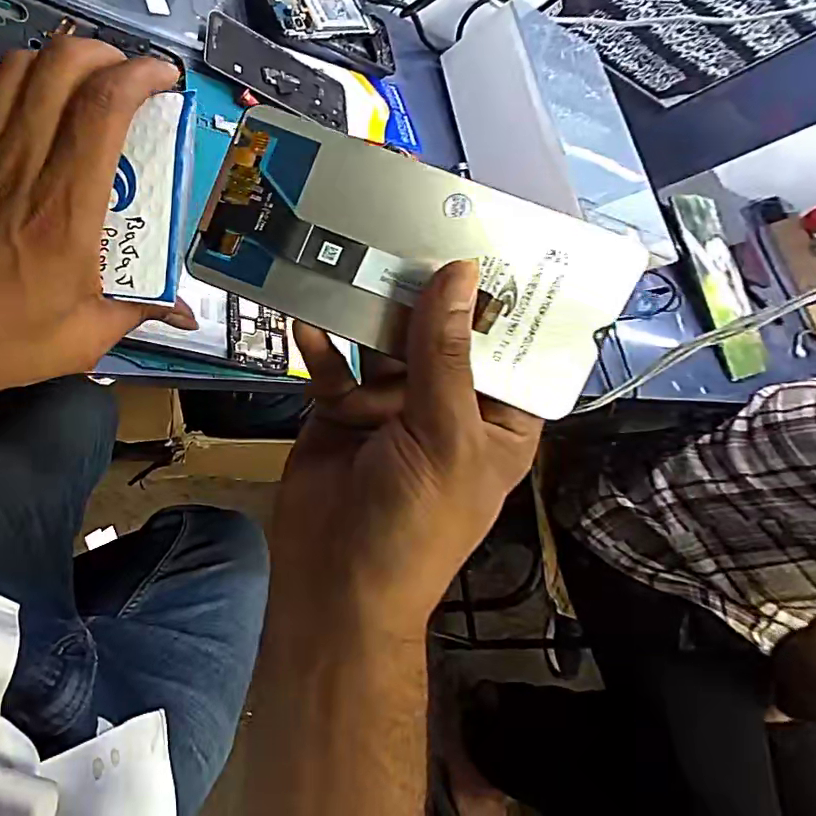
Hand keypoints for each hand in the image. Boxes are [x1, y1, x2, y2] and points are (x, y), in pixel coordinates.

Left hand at [0, 37, 195, 411]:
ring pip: (17, 70)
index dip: (141, 75)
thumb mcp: (83, 337)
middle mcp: (22, 169)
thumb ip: (138, 311)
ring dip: (57, 59)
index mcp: (65, 210)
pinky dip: (12, 81)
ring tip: (81, 82)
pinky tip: (29, 101)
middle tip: (126, 77)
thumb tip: (179, 312)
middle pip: (61, 67)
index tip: (162, 79)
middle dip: (104, 53)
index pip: (104, 108)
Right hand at [273, 262, 542, 631]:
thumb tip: (458, 275)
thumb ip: (444, 354)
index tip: (486, 241)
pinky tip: (308, 321)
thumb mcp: (442, 433)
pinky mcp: (340, 408)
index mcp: (494, 419)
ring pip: (381, 345)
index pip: (506, 349)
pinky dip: (321, 345)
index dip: (499, 301)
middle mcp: (444, 406)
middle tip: (406, 238)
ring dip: (366, 314)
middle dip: (421, 298)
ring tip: (354, 267)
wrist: (333, 577)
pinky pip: (334, 367)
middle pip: (437, 336)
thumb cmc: (414, 519)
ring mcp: (388, 406)